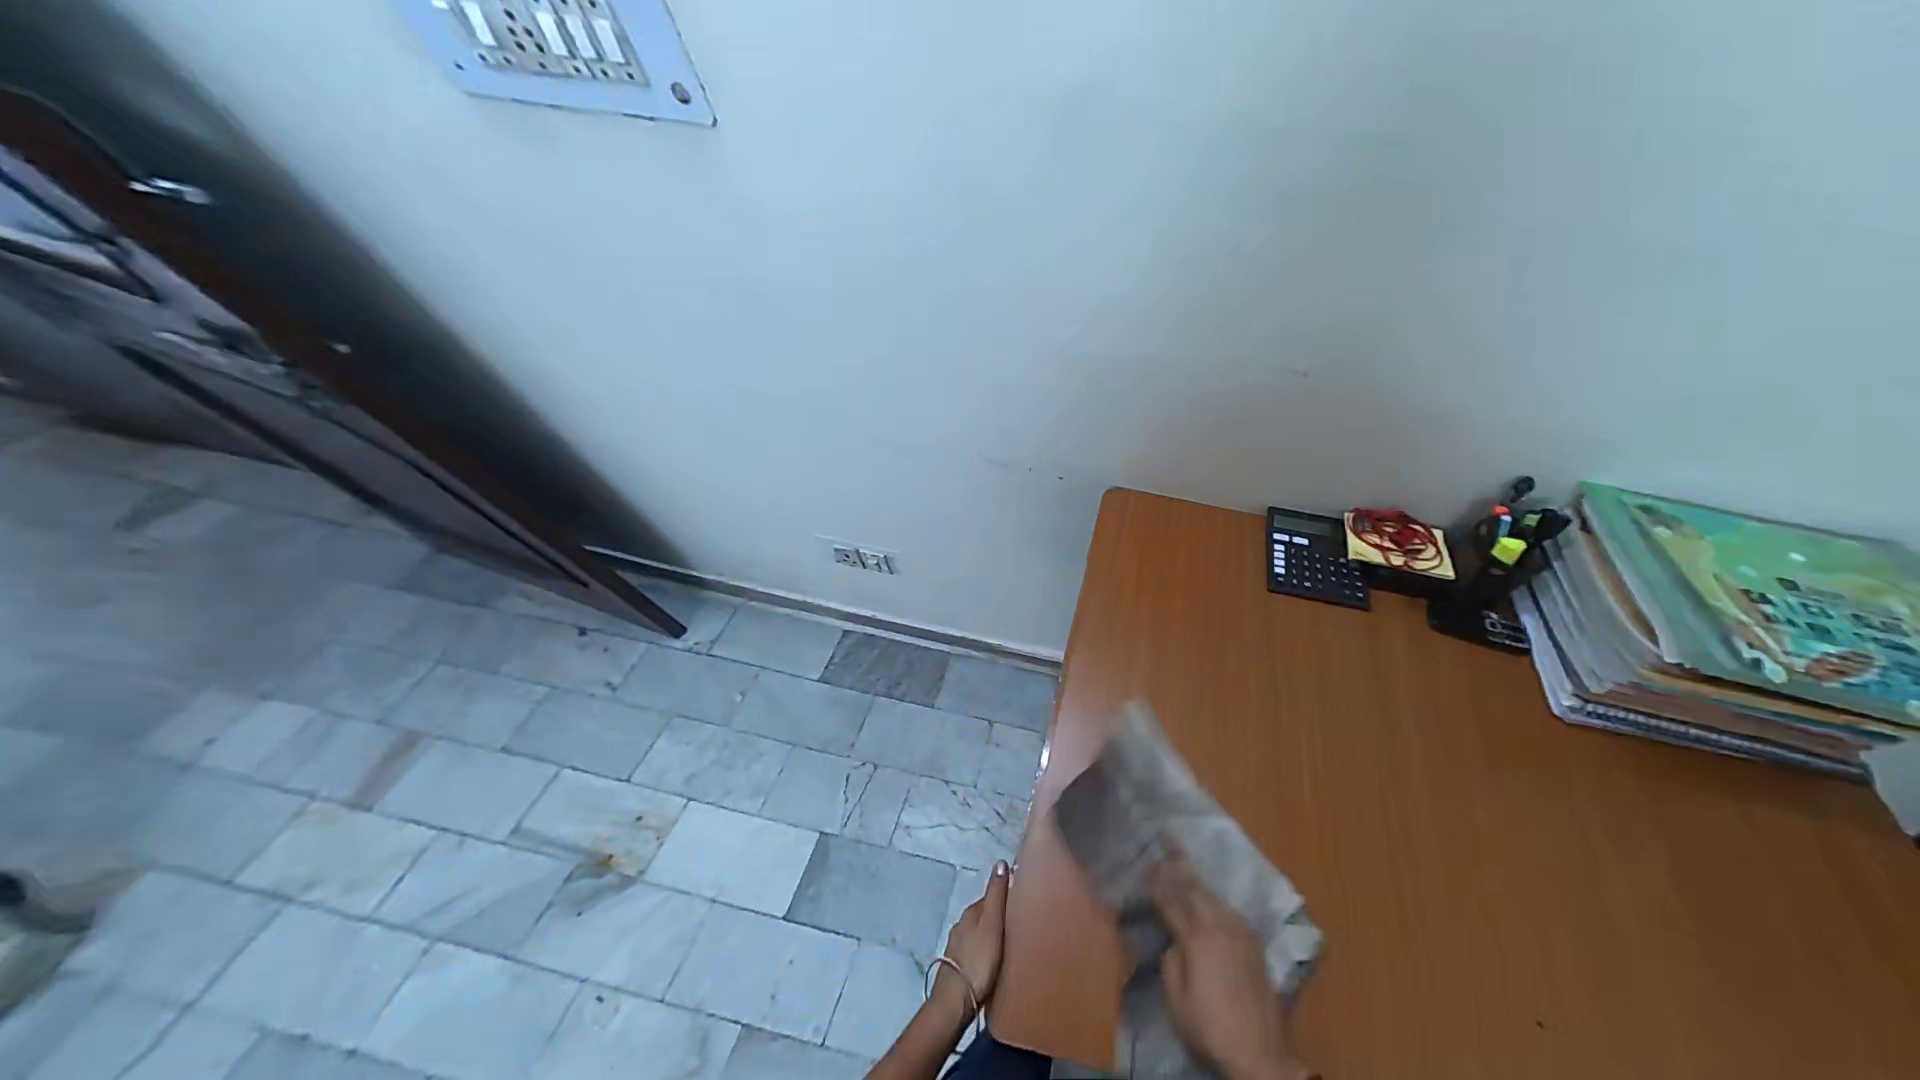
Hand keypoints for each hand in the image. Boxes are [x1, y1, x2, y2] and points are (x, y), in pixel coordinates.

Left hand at [937, 860, 1010, 1015]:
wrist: (955, 1001)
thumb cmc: (978, 961)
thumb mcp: (992, 925)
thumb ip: (996, 895)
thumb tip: (1000, 861)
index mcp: (970, 913)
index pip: (991, 897)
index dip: (1006, 897)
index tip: (1022, 902)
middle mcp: (962, 924)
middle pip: (984, 915)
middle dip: (1000, 917)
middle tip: (1020, 925)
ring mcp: (958, 945)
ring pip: (979, 933)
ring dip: (993, 935)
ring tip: (1011, 944)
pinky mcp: (958, 964)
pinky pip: (976, 950)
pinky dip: (986, 950)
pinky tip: (995, 961)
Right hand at [1149, 850, 1308, 1079]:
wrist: (1260, 1055)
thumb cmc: (1209, 1028)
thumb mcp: (1176, 999)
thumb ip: (1171, 962)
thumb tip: (1175, 942)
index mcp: (1197, 939)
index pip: (1171, 901)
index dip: (1157, 882)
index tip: (1146, 863)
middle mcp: (1220, 928)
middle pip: (1195, 889)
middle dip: (1179, 864)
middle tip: (1167, 838)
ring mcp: (1241, 936)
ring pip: (1215, 897)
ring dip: (1197, 879)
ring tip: (1185, 862)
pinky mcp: (1254, 947)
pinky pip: (1230, 911)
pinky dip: (1215, 899)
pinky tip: (1211, 899)